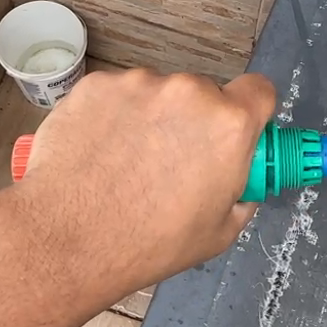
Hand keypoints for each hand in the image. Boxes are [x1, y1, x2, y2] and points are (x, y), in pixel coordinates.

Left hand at [8, 68, 276, 300]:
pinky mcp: (96, 84)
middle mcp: (189, 91)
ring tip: (123, 162)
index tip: (234, 132)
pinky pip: (116, 95)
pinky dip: (111, 116)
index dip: (249, 110)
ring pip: (156, 93)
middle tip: (169, 161)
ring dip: (149, 117)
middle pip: (203, 94)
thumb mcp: (219, 232)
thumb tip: (237, 181)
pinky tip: (96, 152)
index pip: (258, 90)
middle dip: (192, 121)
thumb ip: (240, 194)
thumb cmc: (150, 243)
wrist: (67, 238)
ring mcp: (139, 82)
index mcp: (230, 124)